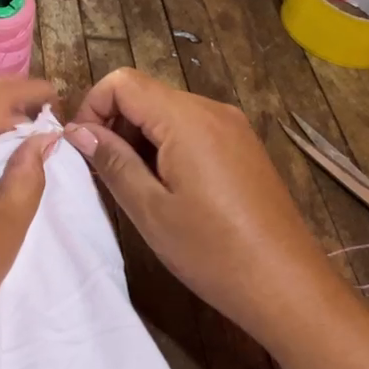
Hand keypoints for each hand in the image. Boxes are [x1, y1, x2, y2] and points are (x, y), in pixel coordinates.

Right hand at [65, 68, 335, 347]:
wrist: (290, 287)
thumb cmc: (214, 252)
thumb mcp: (151, 210)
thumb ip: (112, 162)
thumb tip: (77, 131)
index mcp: (186, 118)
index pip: (123, 82)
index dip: (93, 106)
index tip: (83, 149)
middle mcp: (212, 109)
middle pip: (146, 93)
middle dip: (115, 124)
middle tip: (104, 174)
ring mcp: (232, 126)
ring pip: (168, 111)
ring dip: (140, 138)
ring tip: (135, 187)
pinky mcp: (243, 146)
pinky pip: (192, 128)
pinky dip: (167, 146)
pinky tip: (169, 190)